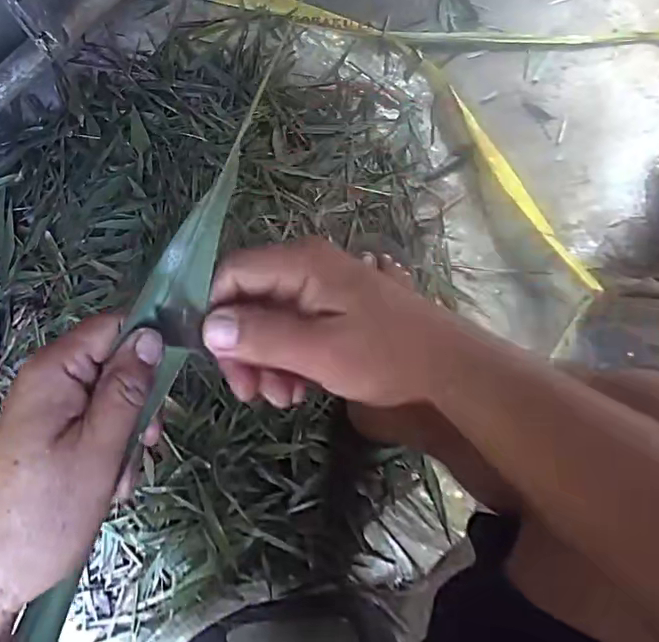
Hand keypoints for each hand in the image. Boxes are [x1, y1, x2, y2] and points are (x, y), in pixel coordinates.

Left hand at [0, 314, 163, 621]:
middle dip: (137, 401)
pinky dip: (107, 450)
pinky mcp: (48, 432)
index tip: (167, 382)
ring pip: (108, 397)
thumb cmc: (47, 512)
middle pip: (113, 362)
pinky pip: (91, 422)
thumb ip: (128, 388)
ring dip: (125, 434)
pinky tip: (105, 486)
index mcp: (54, 368)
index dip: (145, 344)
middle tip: (146, 443)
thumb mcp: (99, 449)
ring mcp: (46, 406)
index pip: (112, 325)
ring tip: (118, 478)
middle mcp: (47, 376)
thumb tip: (151, 334)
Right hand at [203, 238, 466, 408]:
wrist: (451, 371)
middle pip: (248, 298)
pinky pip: (291, 328)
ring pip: (267, 318)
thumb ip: (261, 336)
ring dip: (263, 359)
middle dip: (242, 345)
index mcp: (300, 262)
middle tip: (248, 392)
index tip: (218, 359)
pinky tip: (296, 389)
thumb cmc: (386, 356)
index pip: (233, 271)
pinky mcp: (331, 310)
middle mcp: (304, 266)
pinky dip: (285, 359)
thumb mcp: (319, 351)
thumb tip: (207, 327)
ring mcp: (319, 287)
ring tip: (279, 398)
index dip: (217, 312)